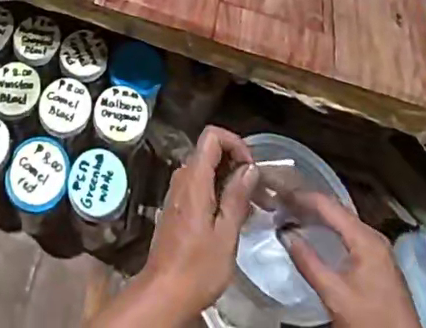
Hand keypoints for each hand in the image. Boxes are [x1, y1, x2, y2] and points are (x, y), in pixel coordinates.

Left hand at [135, 126, 259, 319]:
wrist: (165, 289)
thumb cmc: (198, 266)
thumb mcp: (226, 235)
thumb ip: (236, 197)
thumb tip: (249, 168)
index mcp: (193, 179)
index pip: (211, 136)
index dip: (235, 142)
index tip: (253, 167)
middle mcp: (182, 177)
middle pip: (209, 149)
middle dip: (237, 162)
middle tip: (260, 190)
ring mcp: (178, 189)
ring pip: (205, 167)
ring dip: (230, 178)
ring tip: (253, 205)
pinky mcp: (178, 203)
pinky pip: (200, 183)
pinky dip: (219, 189)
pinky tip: (235, 214)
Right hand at [283, 192, 419, 327]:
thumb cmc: (370, 320)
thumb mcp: (334, 294)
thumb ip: (307, 260)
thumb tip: (284, 232)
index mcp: (366, 239)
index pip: (327, 204)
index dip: (299, 196)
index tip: (275, 194)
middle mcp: (374, 238)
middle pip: (336, 209)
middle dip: (307, 203)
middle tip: (279, 202)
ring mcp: (379, 250)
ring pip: (342, 220)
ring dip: (317, 215)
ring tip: (291, 214)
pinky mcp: (379, 262)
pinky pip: (349, 233)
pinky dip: (329, 228)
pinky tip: (314, 232)